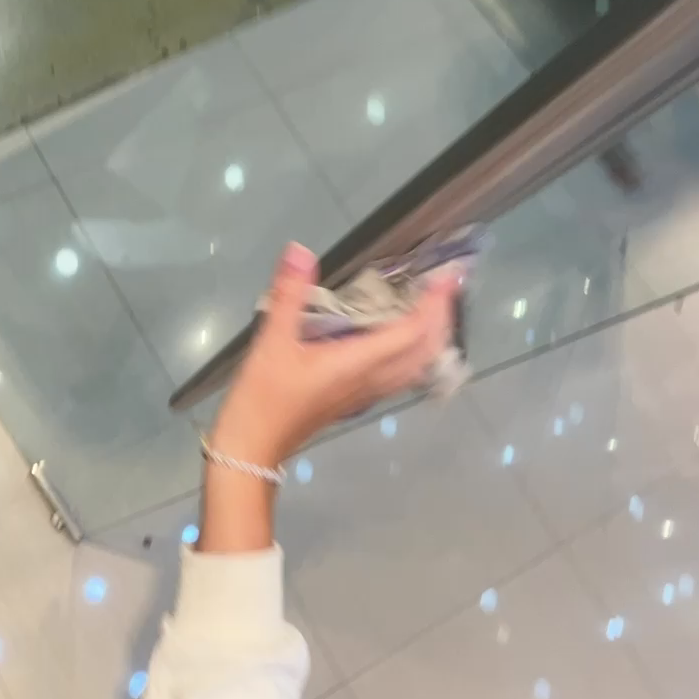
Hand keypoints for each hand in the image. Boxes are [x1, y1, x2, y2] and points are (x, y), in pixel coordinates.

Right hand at [199, 243, 460, 553]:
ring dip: (430, 338)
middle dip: (441, 318)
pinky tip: (396, 342)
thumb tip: (300, 250)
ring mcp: (363, 394)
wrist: (251, 448)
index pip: (413, 330)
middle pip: (425, 351)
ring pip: (415, 367)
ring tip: (428, 310)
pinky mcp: (351, 401)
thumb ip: (288, 295)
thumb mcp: (272, 342)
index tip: (447, 273)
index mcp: (358, 363)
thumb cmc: (262, 397)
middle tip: (442, 287)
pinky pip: (398, 375)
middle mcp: (371, 380)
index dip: (434, 302)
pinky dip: (410, 354)